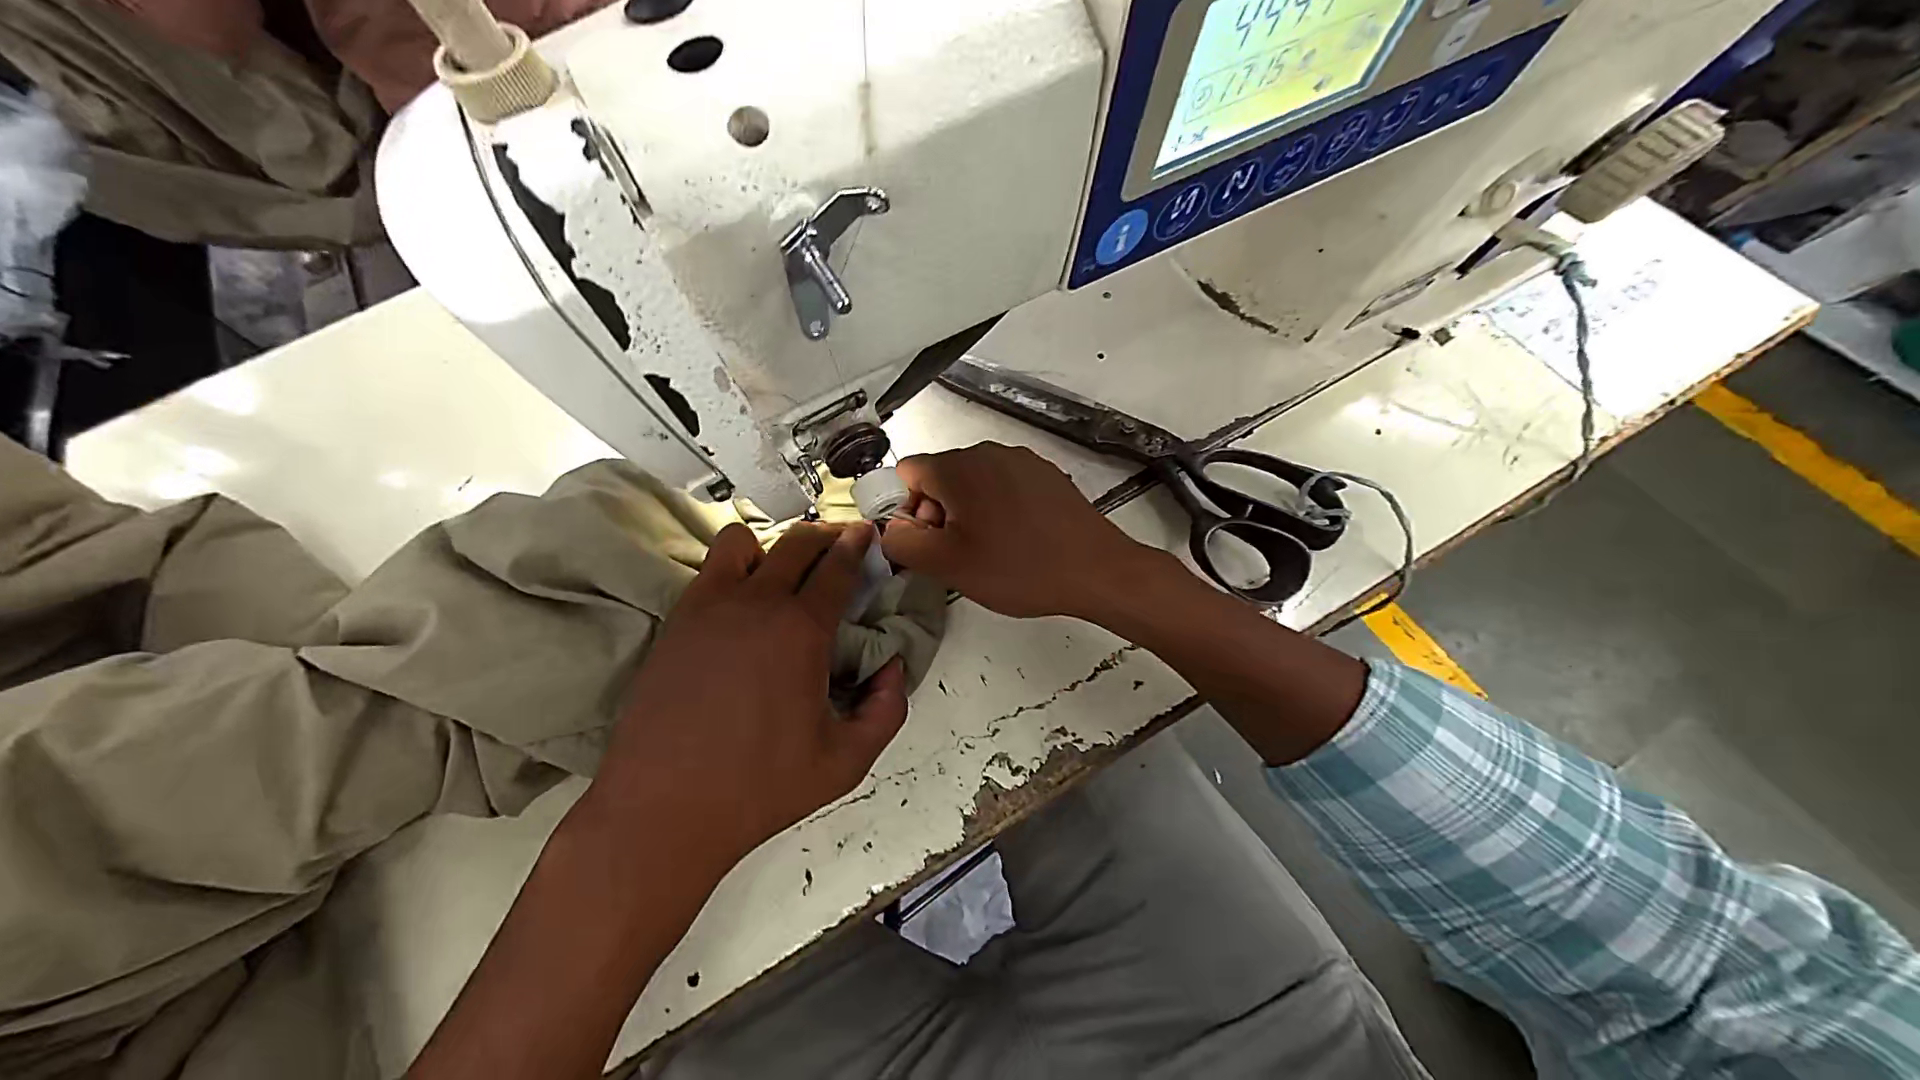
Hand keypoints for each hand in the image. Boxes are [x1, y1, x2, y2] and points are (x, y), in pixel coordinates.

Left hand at [588, 522, 907, 867]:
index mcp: (801, 632)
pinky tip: (742, 598)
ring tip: (786, 568)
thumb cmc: (756, 788)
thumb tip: (892, 669)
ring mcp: (709, 609)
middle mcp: (756, 606)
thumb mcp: (846, 761)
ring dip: (773, 545)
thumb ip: (886, 710)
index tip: (867, 534)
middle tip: (841, 542)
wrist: (663, 807)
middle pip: (798, 542)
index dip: (857, 545)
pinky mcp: (677, 623)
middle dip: (827, 534)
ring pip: (744, 541)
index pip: (838, 567)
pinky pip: (709, 570)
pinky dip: (733, 567)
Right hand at [880, 442, 1161, 619]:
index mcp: (959, 467)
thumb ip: (904, 543)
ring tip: (988, 550)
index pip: (907, 472)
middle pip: (940, 475)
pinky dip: (997, 509)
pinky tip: (1016, 540)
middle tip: (956, 553)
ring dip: (967, 513)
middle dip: (936, 512)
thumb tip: (890, 529)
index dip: (905, 509)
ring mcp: (1021, 461)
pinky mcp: (1045, 475)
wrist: (1096, 570)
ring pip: (972, 482)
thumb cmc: (1021, 567)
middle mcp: (989, 453)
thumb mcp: (948, 564)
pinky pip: (1003, 486)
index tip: (926, 541)